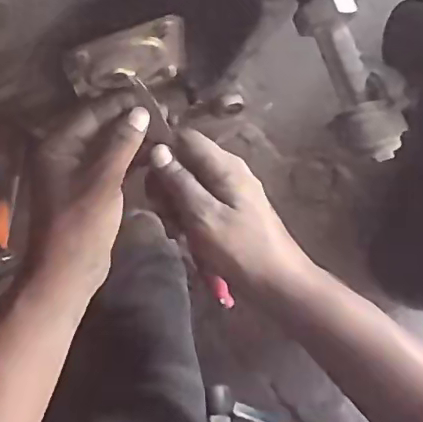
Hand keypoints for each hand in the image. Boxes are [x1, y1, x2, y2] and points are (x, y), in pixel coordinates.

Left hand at [27, 96, 152, 285]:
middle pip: (97, 126)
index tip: (150, 97)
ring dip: (131, 138)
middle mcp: (62, 153)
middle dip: (128, 119)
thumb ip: (121, 143)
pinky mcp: (86, 189)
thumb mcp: (104, 180)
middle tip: (161, 113)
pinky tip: (152, 154)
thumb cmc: (82, 224)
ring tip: (162, 130)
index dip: (120, 103)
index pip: (91, 111)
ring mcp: (73, 172)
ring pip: (105, 146)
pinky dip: (127, 159)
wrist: (68, 270)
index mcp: (57, 145)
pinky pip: (108, 165)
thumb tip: (140, 112)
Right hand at [145, 129, 314, 297]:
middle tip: (164, 214)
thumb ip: (179, 181)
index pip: (184, 137)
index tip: (143, 175)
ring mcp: (231, 191)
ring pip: (189, 186)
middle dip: (166, 185)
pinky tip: (186, 239)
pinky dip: (188, 218)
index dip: (160, 150)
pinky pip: (200, 204)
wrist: (279, 283)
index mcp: (224, 165)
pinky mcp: (230, 211)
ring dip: (174, 206)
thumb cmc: (241, 249)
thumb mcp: (203, 215)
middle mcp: (228, 171)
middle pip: (184, 162)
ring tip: (176, 232)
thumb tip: (157, 149)